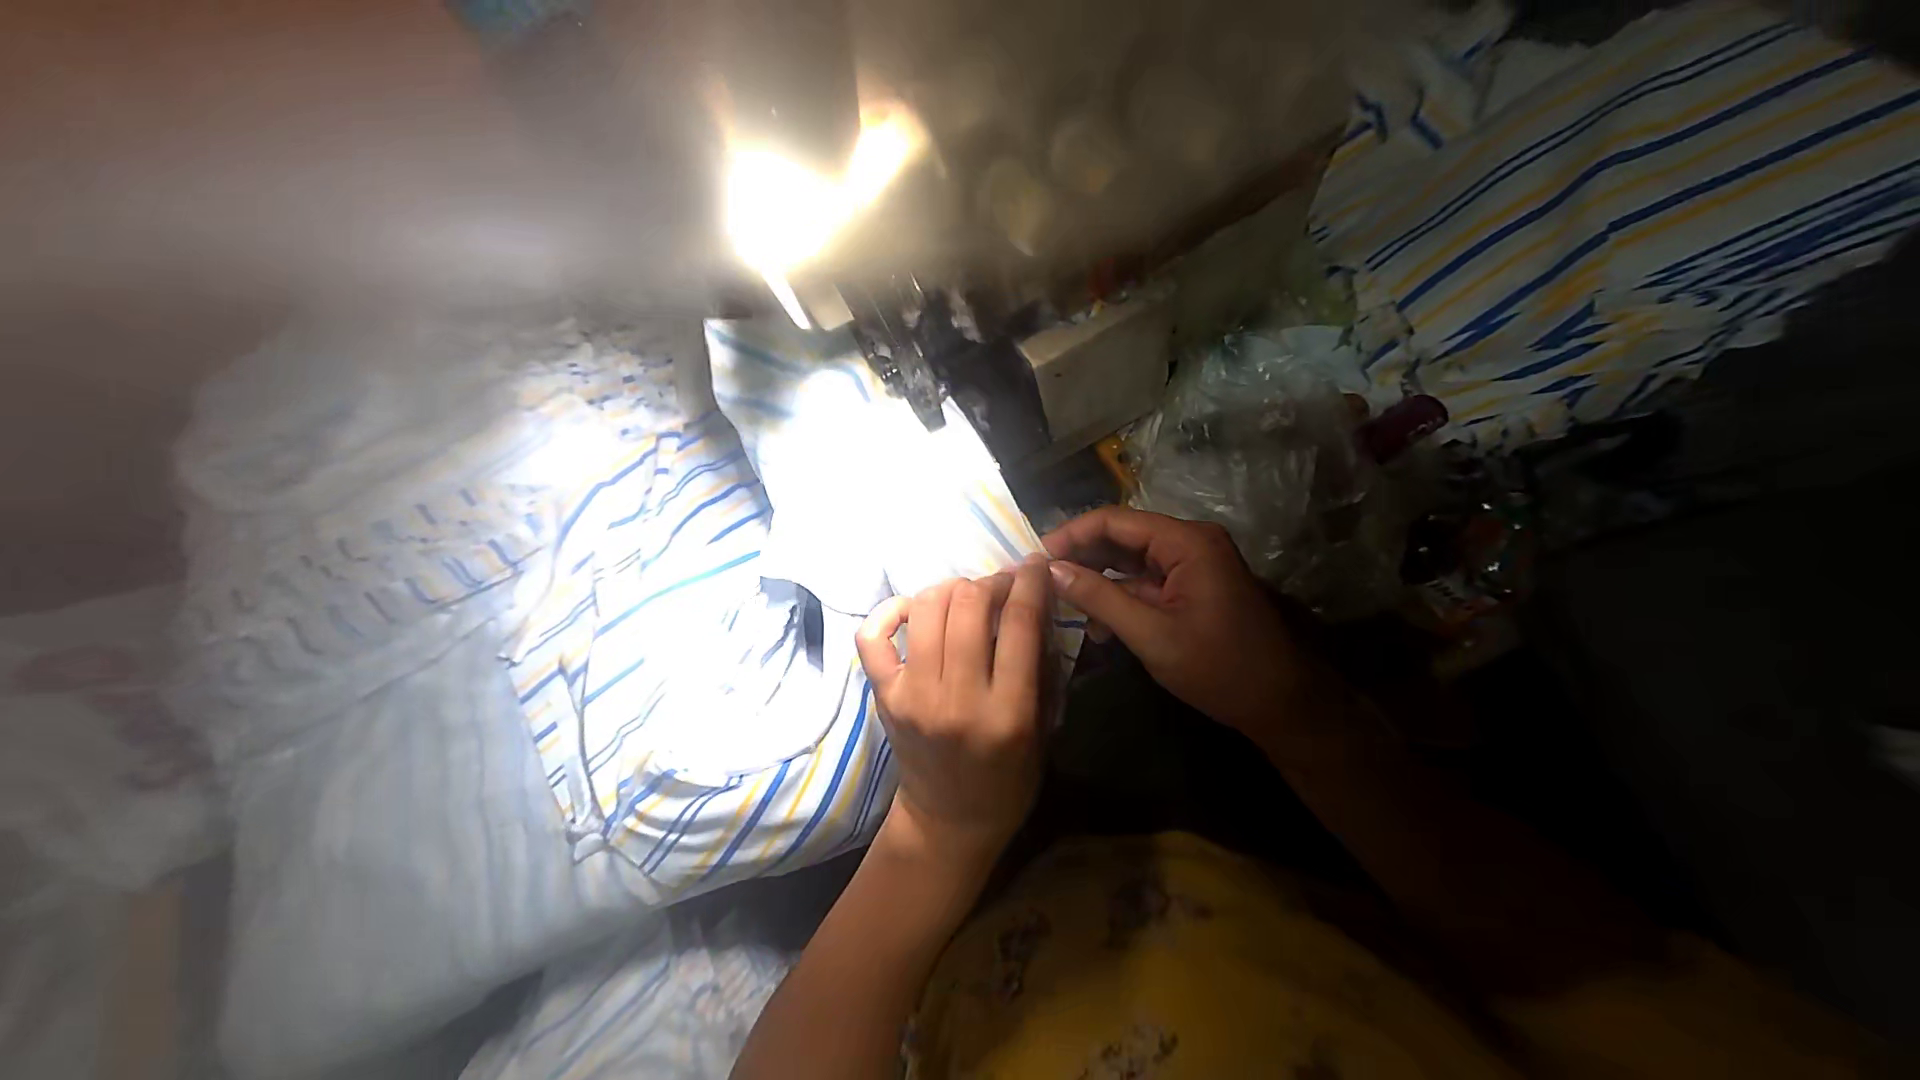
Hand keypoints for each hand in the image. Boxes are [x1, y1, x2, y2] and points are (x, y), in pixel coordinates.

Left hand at [854, 556, 1051, 863]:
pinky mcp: (884, 697)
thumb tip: (1034, 600)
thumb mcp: (1043, 728)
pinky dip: (891, 611)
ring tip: (963, 598)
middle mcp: (957, 699)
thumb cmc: (1008, 778)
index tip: (1035, 564)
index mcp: (1008, 711)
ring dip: (950, 589)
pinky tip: (914, 610)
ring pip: (926, 608)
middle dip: (990, 582)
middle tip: (999, 587)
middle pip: (968, 605)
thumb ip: (1041, 666)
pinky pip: (874, 635)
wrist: (949, 821)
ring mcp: (913, 696)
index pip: (1020, 622)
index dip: (1030, 581)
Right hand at [1042, 507, 1323, 741]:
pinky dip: (1119, 595)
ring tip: (1061, 602)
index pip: (1113, 520)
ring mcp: (1193, 563)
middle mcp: (1189, 542)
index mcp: (1186, 542)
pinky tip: (1097, 623)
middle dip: (1081, 556)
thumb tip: (1051, 570)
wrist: (1282, 701)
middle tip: (1042, 579)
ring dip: (1097, 578)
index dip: (1070, 534)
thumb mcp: (1151, 634)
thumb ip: (1099, 598)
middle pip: (1121, 536)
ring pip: (1130, 559)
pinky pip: (1146, 579)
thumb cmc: (1219, 667)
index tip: (1035, 556)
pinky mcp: (1192, 586)